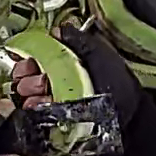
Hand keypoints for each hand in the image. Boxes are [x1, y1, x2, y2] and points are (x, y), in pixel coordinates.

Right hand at [16, 28, 155, 155]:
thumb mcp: (101, 56)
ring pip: (30, 95)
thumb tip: (57, 29)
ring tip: (41, 95)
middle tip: (35, 80)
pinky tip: (41, 107)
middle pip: (30, 76)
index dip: (30, 58)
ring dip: (30, 93)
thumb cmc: (119, 89)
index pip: (39, 58)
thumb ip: (79, 40)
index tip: (27, 62)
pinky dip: (35, 110)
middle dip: (28, 76)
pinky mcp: (56, 124)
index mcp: (69, 65)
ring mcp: (57, 105)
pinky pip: (36, 115)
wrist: (128, 126)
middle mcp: (60, 84)